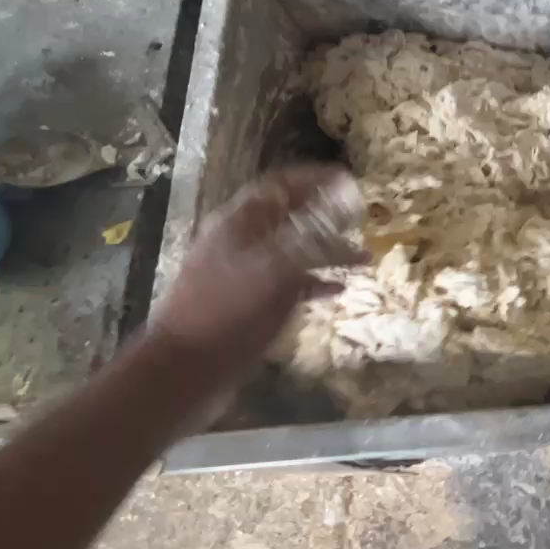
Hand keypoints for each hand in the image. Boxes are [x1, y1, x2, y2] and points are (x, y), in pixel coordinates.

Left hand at [148, 165, 367, 363]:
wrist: (186, 370)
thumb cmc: (226, 310)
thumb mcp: (274, 267)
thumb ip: (312, 235)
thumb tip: (347, 203)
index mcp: (240, 224)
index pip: (280, 186)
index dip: (314, 178)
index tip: (349, 178)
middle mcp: (246, 242)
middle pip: (292, 216)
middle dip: (328, 214)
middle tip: (361, 215)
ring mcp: (252, 272)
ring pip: (298, 250)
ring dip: (330, 250)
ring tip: (362, 255)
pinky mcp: (258, 301)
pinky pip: (296, 283)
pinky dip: (320, 282)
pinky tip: (341, 288)